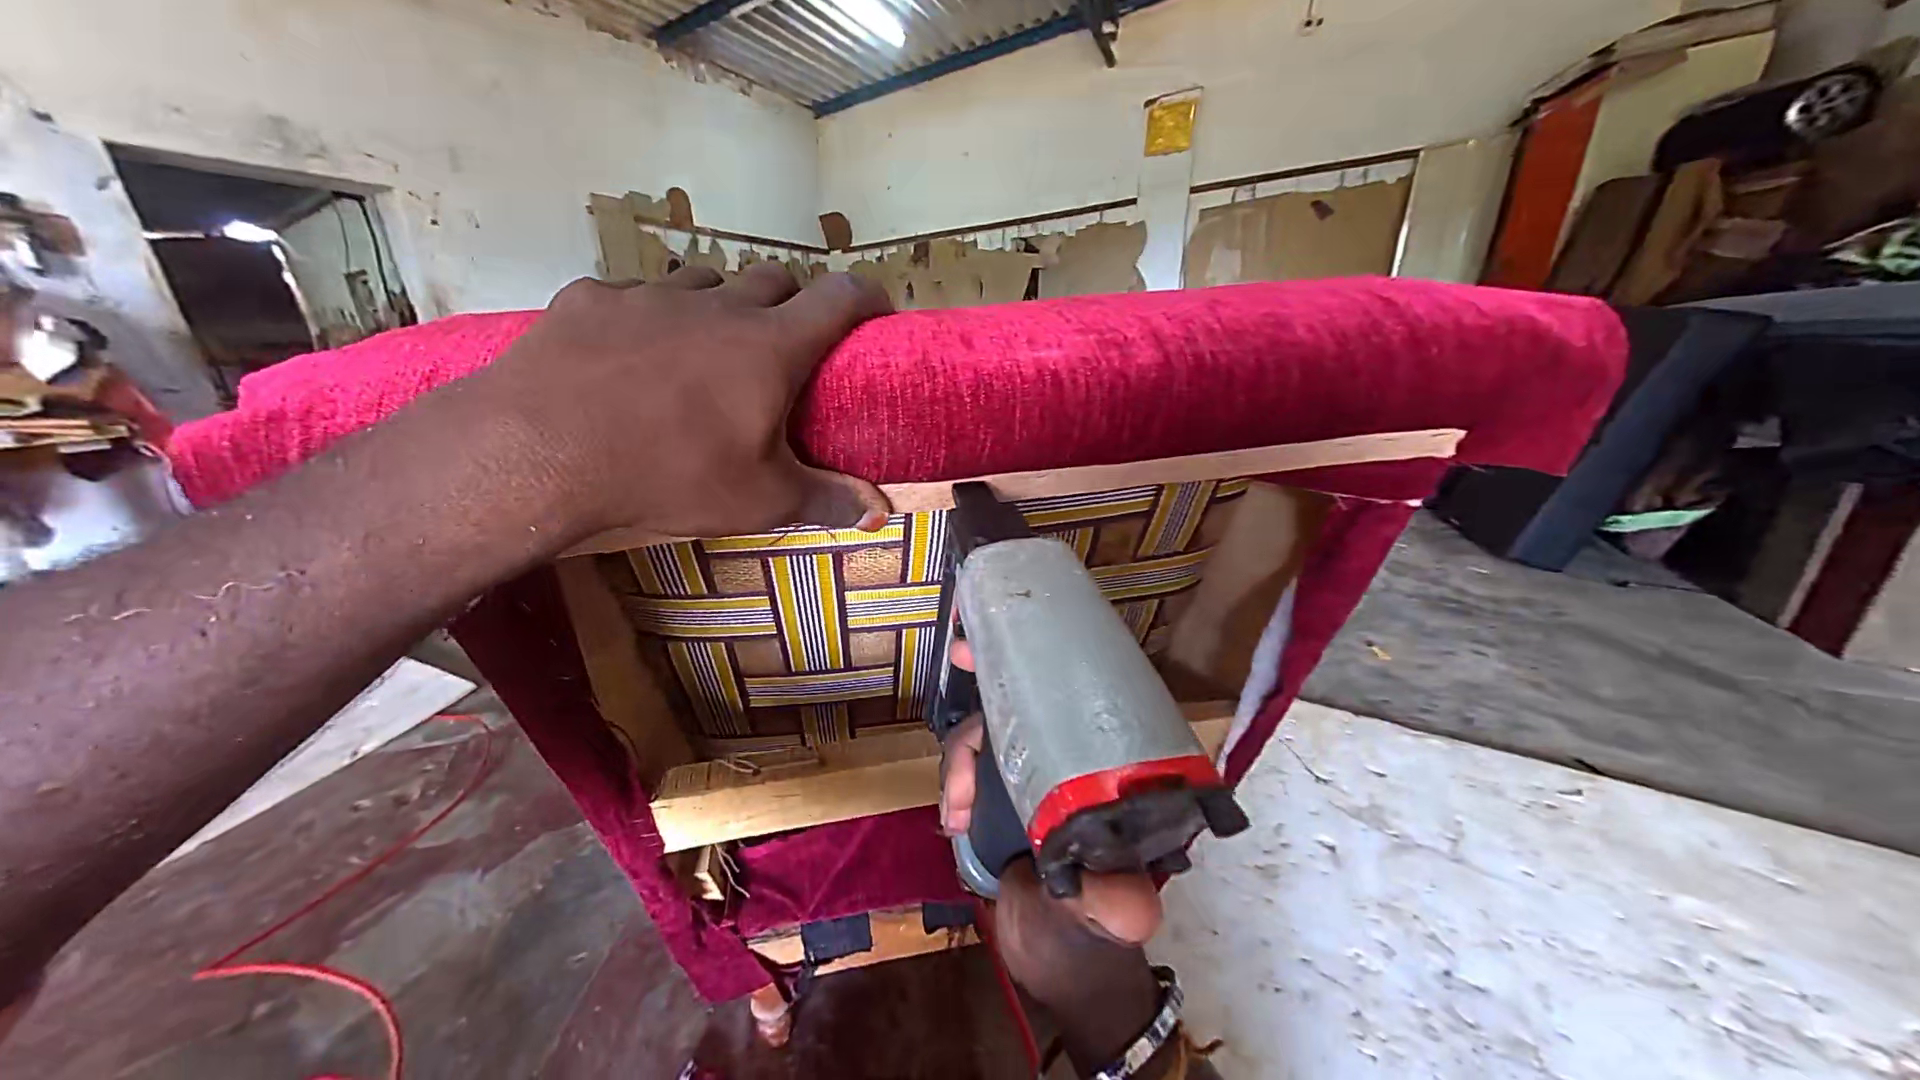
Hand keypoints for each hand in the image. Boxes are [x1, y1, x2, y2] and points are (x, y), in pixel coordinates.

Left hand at [458, 263, 893, 540]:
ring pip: (707, 280)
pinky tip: (633, 358)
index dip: (867, 299)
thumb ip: (827, 499)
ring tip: (710, 350)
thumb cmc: (669, 475)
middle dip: (793, 303)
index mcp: (770, 347)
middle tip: (786, 348)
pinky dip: (654, 318)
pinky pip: (638, 295)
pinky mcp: (592, 298)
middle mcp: (717, 305)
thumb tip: (883, 515)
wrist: (537, 454)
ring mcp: (650, 295)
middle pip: (775, 279)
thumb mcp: (759, 499)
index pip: (839, 298)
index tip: (876, 314)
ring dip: (723, 305)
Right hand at [940, 641, 1168, 1070]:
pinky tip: (954, 817)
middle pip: (1024, 705)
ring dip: (964, 759)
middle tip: (960, 672)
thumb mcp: (1102, 917)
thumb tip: (1133, 907)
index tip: (1006, 642)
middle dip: (989, 688)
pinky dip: (955, 782)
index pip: (1081, 698)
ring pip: (989, 735)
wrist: (1050, 967)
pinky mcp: (1002, 796)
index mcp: (1107, 773)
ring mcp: (1033, 777)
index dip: (1044, 662)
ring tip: (958, 811)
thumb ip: (1112, 904)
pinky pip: (971, 769)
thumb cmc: (1084, 936)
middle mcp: (1072, 763)